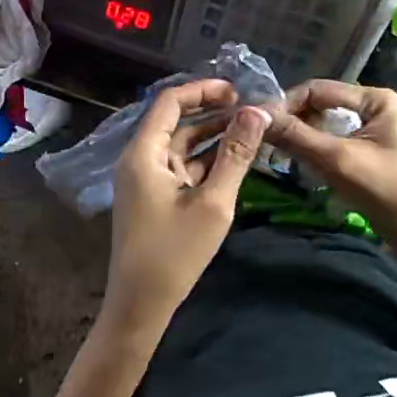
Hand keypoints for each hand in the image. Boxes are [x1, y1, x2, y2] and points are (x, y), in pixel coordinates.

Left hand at [106, 79, 269, 325]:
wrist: (140, 306)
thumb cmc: (174, 253)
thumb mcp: (213, 202)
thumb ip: (235, 155)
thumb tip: (256, 112)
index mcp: (144, 153)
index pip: (170, 102)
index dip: (203, 90)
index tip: (237, 91)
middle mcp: (140, 159)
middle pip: (175, 121)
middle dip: (212, 111)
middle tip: (250, 108)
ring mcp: (146, 179)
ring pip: (181, 146)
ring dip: (212, 136)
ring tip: (250, 129)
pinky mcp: (155, 198)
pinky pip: (182, 167)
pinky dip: (206, 160)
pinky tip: (235, 159)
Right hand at [268, 80, 396, 280]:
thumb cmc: (391, 192)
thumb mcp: (339, 161)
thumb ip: (296, 136)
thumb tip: (254, 116)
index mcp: (375, 98)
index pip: (317, 89)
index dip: (285, 104)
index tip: (257, 125)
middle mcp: (375, 109)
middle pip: (320, 106)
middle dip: (293, 122)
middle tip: (263, 142)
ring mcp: (374, 134)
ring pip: (325, 128)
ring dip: (302, 139)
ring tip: (277, 155)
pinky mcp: (371, 157)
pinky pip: (334, 146)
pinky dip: (315, 153)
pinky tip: (300, 167)